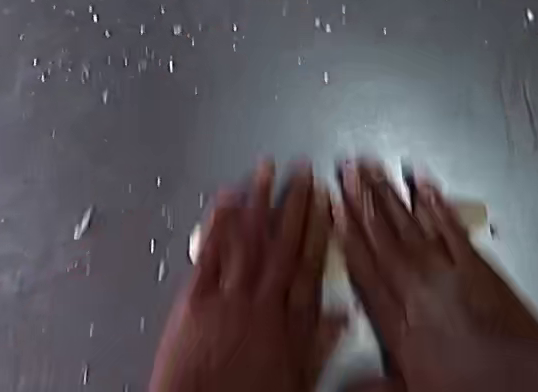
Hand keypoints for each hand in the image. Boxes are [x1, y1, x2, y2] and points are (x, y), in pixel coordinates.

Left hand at [150, 161, 344, 391]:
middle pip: (283, 244)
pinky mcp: (195, 298)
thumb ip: (318, 345)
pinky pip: (210, 252)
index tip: (326, 200)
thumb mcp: (295, 384)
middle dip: (295, 203)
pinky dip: (220, 222)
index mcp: (287, 326)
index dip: (320, 229)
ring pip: (249, 238)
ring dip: (259, 200)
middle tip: (303, 170)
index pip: (310, 266)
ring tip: (267, 167)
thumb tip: (343, 316)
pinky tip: (227, 195)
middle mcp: (261, 303)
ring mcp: (228, 297)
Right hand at [335, 160, 537, 391]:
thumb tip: (343, 382)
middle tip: (349, 168)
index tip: (335, 206)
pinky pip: (450, 227)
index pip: (365, 271)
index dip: (347, 235)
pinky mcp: (477, 264)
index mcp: (401, 327)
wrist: (528, 389)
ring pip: (411, 226)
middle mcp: (420, 292)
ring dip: (390, 195)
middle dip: (363, 201)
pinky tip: (422, 183)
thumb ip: (376, 382)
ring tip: (374, 166)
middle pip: (384, 239)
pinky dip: (435, 203)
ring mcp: (449, 272)